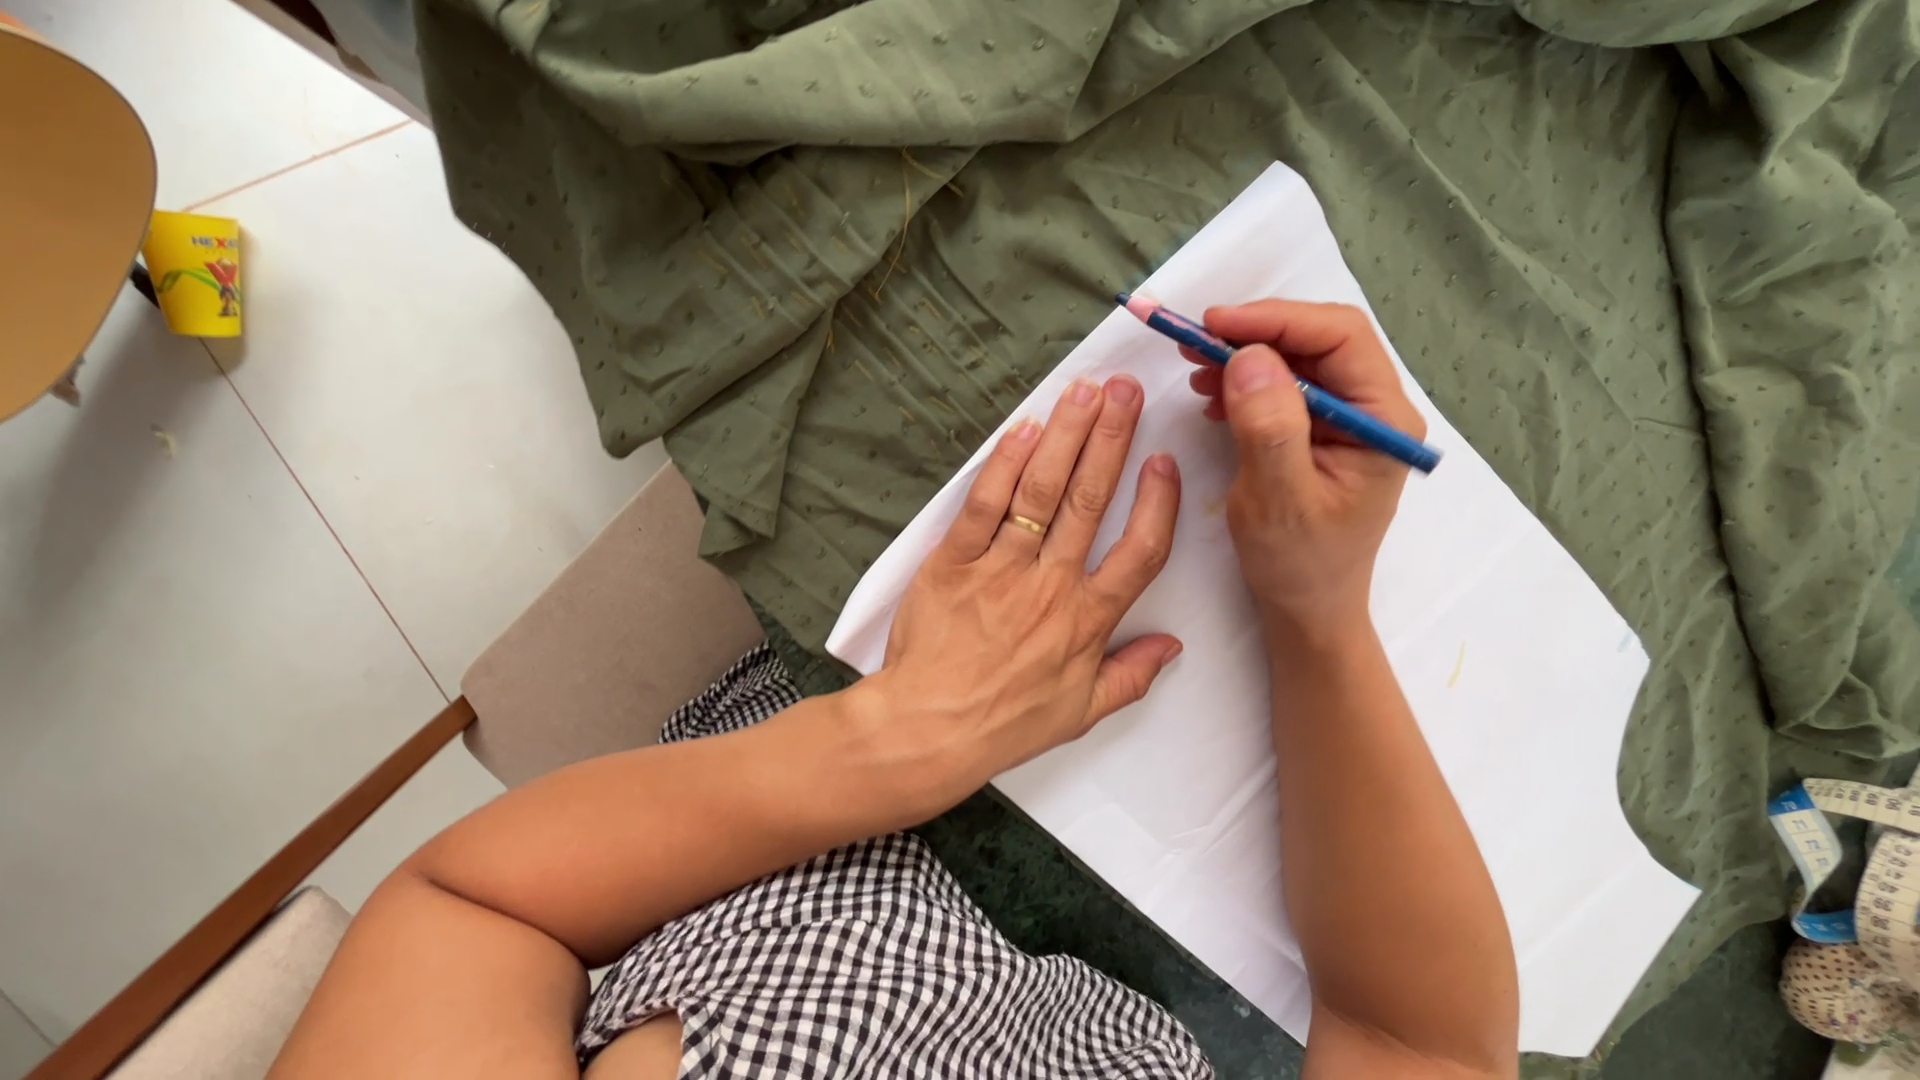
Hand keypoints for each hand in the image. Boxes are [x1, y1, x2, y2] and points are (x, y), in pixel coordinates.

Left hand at [863, 374, 1182, 804]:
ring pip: (1041, 492)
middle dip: (1112, 439)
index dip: (1158, 504)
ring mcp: (1001, 569)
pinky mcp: (954, 562)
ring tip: (1084, 392)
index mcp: (1087, 621)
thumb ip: (1131, 677)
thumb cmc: (1004, 723)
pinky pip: (984, 506)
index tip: (1164, 462)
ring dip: (1066, 437)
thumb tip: (1174, 646)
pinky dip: (1003, 465)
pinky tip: (1023, 430)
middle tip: (1126, 391)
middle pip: (1090, 501)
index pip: (1140, 552)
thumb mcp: (1080, 713)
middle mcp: (1051, 586)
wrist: (927, 727)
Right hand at [1183, 300, 1424, 637]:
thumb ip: (1269, 427)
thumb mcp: (1279, 500)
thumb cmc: (1299, 563)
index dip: (1277, 320)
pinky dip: (1243, 382)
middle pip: (1318, 341)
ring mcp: (1344, 419)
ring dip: (1244, 355)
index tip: (1215, 324)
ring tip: (1194, 366)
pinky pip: (1281, 387)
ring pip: (1296, 360)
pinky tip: (1211, 395)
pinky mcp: (1315, 431)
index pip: (1339, 338)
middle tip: (1195, 340)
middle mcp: (1371, 409)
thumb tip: (1247, 357)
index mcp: (1382, 420)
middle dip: (1255, 333)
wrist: (1305, 608)